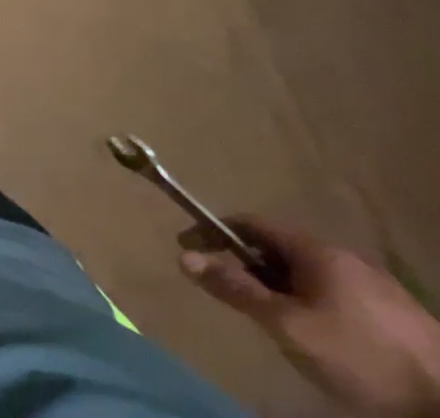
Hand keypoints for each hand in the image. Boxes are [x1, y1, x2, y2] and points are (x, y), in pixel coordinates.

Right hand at [181, 216, 439, 417]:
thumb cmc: (358, 354)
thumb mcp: (286, 324)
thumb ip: (235, 288)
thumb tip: (184, 256)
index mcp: (320, 252)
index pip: (252, 223)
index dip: (213, 231)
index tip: (187, 249)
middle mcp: (348, 260)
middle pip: (279, 249)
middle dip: (246, 265)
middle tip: (226, 291)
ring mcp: (376, 287)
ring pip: (307, 274)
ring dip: (276, 287)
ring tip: (265, 316)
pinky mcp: (394, 315)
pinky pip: (333, 295)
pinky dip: (306, 302)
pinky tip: (310, 333)